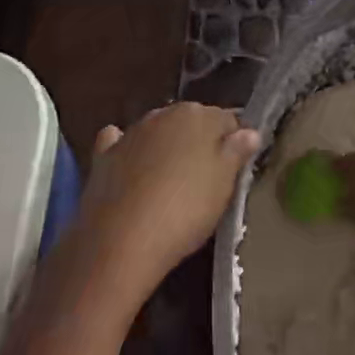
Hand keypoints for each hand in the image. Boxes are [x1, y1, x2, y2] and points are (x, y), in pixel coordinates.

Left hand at [75, 103, 262, 287]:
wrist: (121, 241)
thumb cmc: (185, 210)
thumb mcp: (223, 185)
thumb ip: (237, 152)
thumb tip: (249, 131)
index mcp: (198, 114)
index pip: (228, 119)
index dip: (235, 142)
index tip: (237, 167)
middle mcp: (164, 113)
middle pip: (191, 122)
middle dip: (201, 141)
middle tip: (208, 177)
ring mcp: (132, 132)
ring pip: (159, 131)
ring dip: (167, 146)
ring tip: (172, 180)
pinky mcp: (104, 154)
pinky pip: (121, 143)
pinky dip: (128, 150)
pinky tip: (130, 164)